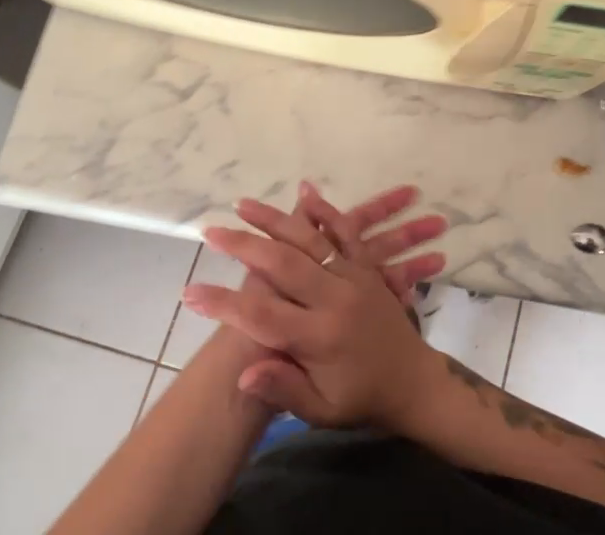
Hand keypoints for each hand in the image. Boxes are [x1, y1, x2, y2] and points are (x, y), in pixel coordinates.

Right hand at [185, 195, 449, 430]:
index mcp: (319, 338)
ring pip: (311, 240)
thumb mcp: (322, 411)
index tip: (190, 293)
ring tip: (243, 204)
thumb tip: (243, 374)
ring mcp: (354, 279)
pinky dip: (325, 213)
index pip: (261, 316)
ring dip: (276, 220)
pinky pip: (347, 234)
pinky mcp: (367, 269)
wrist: (415, 384)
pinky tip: (305, 193)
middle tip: (211, 232)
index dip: (223, 304)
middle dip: (243, 246)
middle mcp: (335, 301)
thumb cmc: (361, 400)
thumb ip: (284, 390)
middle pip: (282, 264)